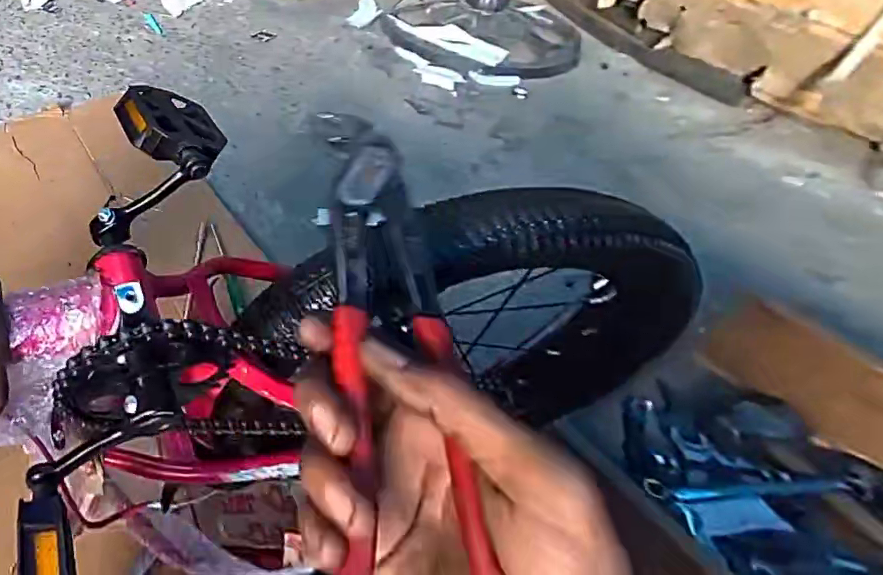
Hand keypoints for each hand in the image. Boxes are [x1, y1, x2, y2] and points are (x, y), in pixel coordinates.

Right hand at [294, 317, 628, 574]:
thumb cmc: (570, 567)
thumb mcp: (541, 478)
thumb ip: (461, 405)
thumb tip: (380, 350)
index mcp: (436, 422)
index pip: (379, 364)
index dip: (341, 338)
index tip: (312, 331)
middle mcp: (396, 451)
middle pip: (330, 396)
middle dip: (318, 400)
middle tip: (338, 434)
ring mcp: (374, 500)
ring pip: (314, 455)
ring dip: (321, 476)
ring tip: (357, 520)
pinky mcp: (358, 553)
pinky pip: (312, 523)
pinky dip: (314, 531)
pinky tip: (338, 551)